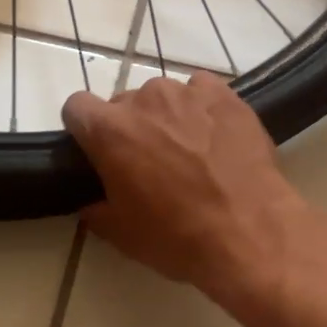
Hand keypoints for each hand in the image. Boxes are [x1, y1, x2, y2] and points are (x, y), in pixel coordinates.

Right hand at [63, 75, 306, 295]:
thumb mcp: (122, 234)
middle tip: (151, 161)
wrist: (249, 228)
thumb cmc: (178, 236)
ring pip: (165, 96)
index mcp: (111, 131)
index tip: (98, 148)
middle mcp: (146, 100)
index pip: (77, 106)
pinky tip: (216, 135)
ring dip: (169, 117)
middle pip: (125, 103)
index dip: (85, 127)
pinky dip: (203, 107)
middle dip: (132, 127)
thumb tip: (92, 202)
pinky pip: (202, 90)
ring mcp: (188, 92)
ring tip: (191, 150)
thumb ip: (97, 209)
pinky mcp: (224, 93)